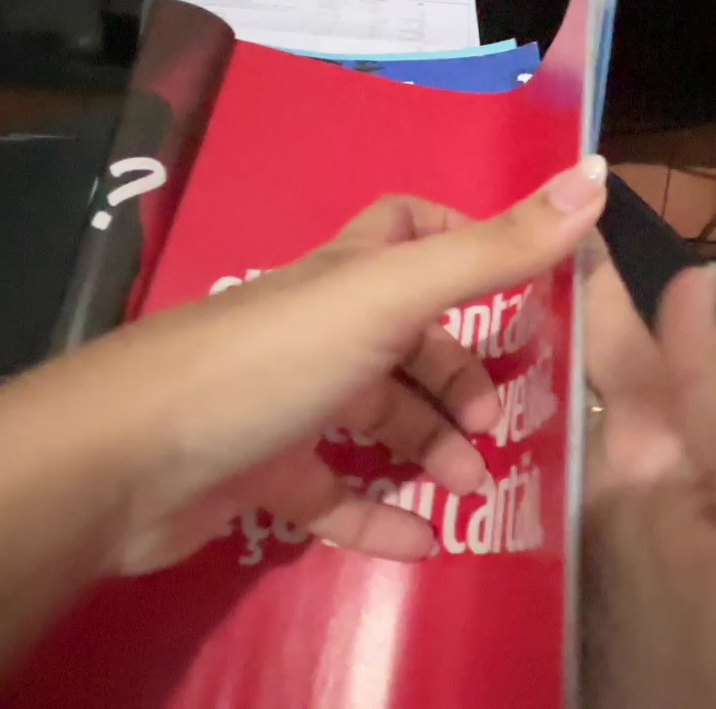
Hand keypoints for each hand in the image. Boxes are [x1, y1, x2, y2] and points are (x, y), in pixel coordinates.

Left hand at [9, 154, 609, 573]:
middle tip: (500, 423)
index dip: (462, 240)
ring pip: (381, 416)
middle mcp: (324, 324)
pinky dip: (381, 511)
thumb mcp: (395, 294)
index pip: (408, 227)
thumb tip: (594, 173)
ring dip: (431, 448)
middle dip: (461, 375)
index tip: (515, 282)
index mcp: (351, 271)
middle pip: (411, 338)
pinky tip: (421, 541)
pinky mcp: (264, 467)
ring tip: (470, 488)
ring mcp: (292, 397)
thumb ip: (497, 247)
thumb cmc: (276, 357)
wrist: (120, 461)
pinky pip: (339, 490)